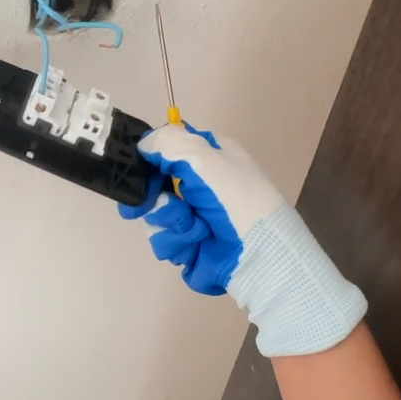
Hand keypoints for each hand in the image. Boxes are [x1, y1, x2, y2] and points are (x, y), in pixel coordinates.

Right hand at [120, 123, 365, 356]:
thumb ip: (167, 142)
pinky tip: (197, 244)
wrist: (260, 257)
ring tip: (195, 229)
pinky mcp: (189, 245)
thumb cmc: (235, 199)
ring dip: (171, 223)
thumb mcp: (203, 157)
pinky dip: (178, 243)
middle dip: (157, 198)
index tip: (139, 168)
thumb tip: (142, 145)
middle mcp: (199, 185)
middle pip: (153, 185)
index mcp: (209, 157)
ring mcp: (193, 217)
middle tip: (165, 205)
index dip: (150, 159)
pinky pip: (164, 241)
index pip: (166, 150)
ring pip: (154, 215)